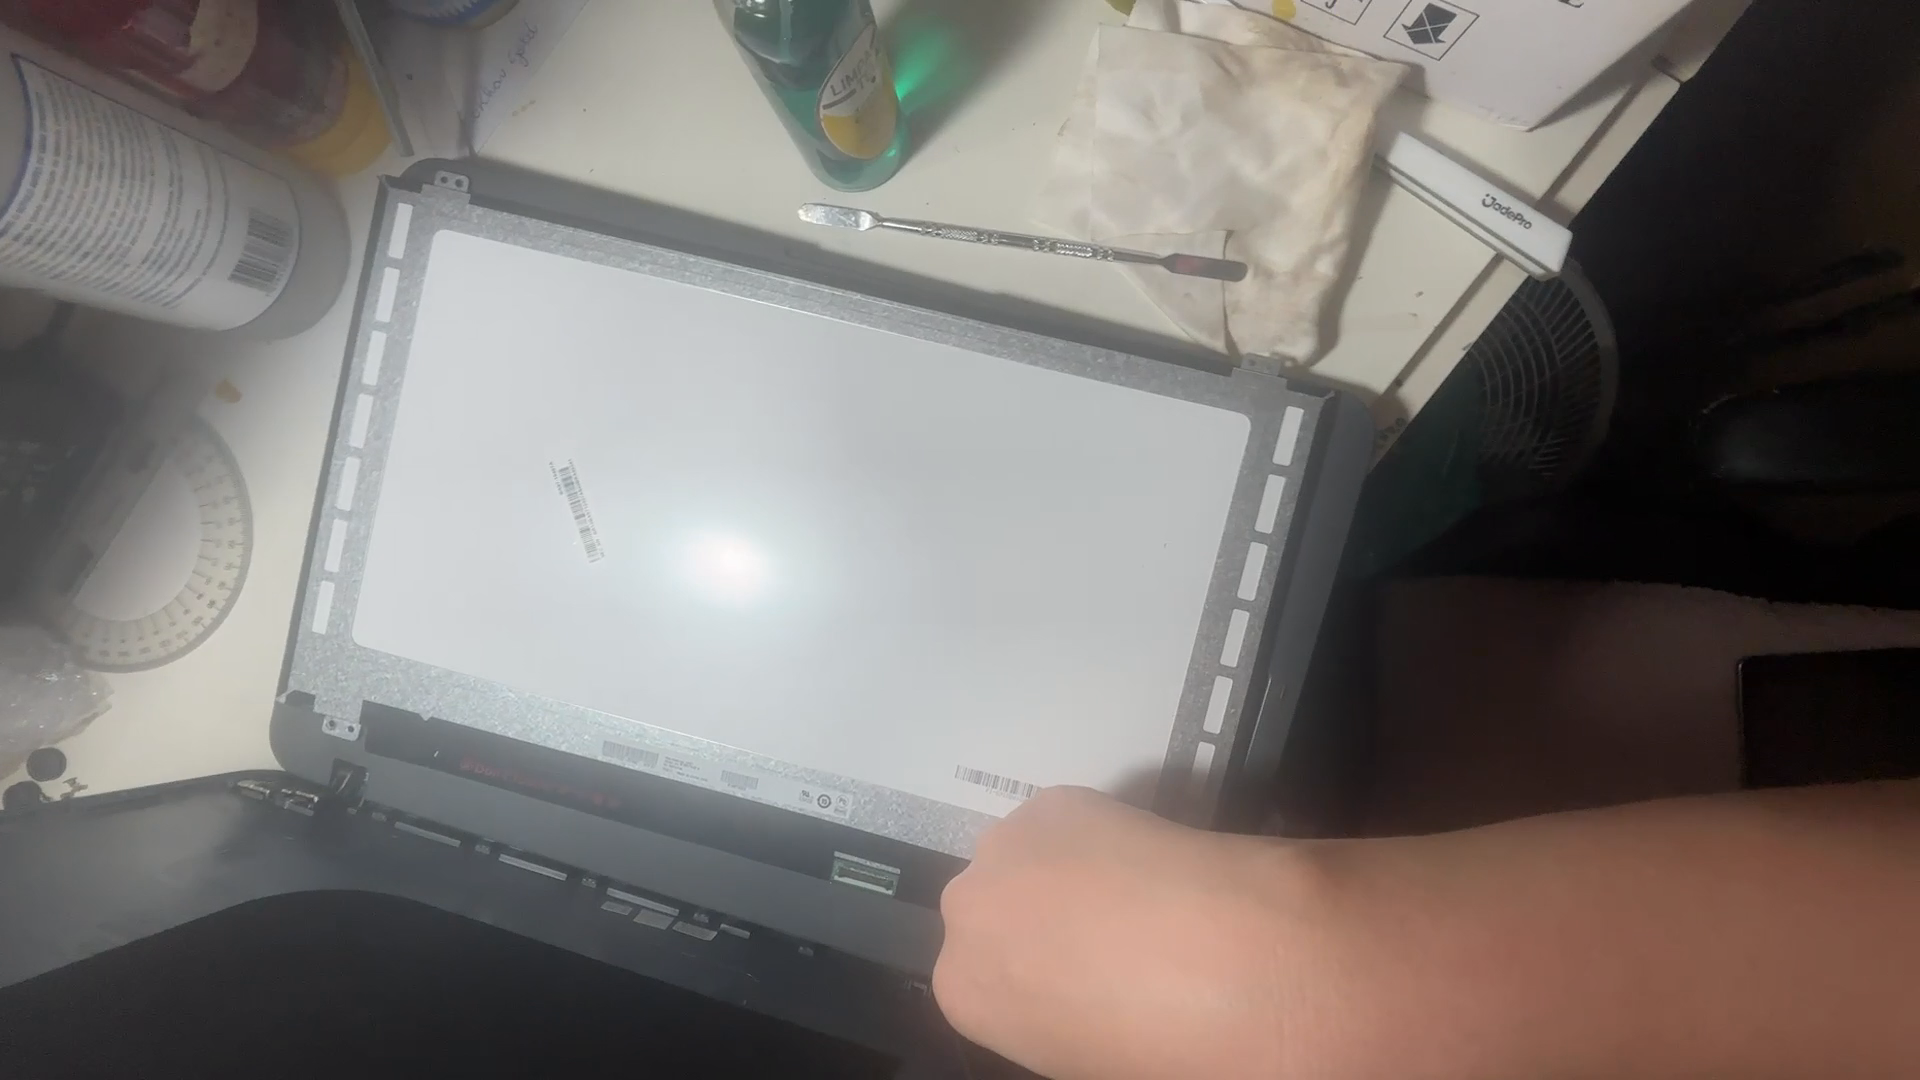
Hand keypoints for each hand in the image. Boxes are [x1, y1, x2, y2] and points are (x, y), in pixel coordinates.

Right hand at [934, 787, 1308, 1079]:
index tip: (1066, 981)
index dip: (1026, 977)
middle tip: (1091, 934)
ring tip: (1120, 890)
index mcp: (960, 985)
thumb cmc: (1142, 1039)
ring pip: (1020, 854)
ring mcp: (1004, 842)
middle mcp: (964, 906)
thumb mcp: (1073, 1052)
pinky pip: (1059, 821)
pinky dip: (1087, 835)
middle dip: (1026, 914)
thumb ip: (1039, 1009)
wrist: (1205, 958)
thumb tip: (1066, 987)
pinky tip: (1134, 858)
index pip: (976, 975)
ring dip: (1052, 868)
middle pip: (987, 905)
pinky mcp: (1050, 799)